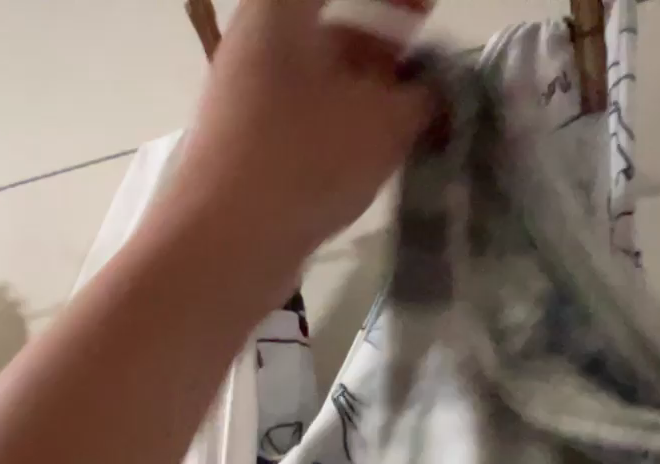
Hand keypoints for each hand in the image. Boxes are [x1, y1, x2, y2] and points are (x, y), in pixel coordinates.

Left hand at [145, 0, 436, 288]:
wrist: (226, 244)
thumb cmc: (305, 162)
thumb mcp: (383, 123)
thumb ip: (421, 98)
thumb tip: (433, 93)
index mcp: (280, 10)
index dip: (393, 2)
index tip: (427, 15)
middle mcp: (256, 43)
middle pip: (330, 27)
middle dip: (384, 48)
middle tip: (427, 79)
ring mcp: (245, 99)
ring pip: (318, 80)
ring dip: (366, 96)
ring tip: (408, 127)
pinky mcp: (246, 148)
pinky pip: (304, 121)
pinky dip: (340, 129)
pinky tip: (370, 161)